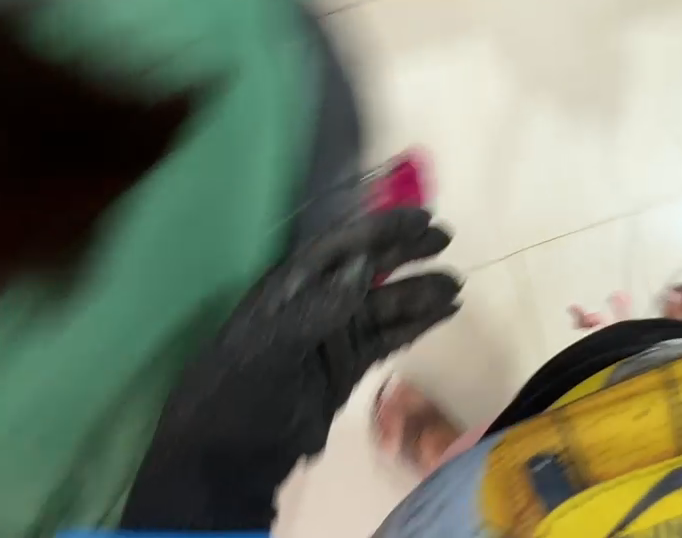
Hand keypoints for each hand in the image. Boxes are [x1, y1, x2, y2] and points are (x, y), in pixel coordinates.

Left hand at [123, 209, 460, 529]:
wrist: (226, 464)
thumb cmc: (239, 393)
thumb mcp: (271, 347)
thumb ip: (318, 306)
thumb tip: (362, 264)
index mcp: (293, 287)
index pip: (343, 246)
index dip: (382, 228)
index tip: (422, 218)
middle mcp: (318, 302)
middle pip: (370, 266)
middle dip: (407, 251)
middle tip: (445, 239)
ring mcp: (336, 334)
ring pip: (388, 302)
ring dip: (421, 291)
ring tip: (455, 286)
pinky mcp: (351, 364)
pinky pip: (392, 336)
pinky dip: (419, 323)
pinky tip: (445, 312)